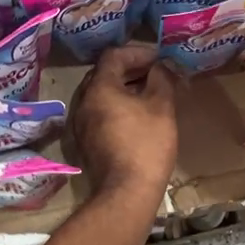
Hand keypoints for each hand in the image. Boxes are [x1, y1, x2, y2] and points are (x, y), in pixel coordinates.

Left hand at [69, 43, 177, 201]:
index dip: (138, 52)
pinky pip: (99, 112)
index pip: (113, 55)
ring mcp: (81, 123)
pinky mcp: (85, 141)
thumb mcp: (161, 106)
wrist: (126, 192)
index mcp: (98, 88)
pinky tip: (137, 115)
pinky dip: (116, 106)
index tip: (159, 59)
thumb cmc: (146, 144)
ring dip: (124, 88)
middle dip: (131, 69)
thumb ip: (162, 78)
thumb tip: (163, 65)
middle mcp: (83, 101)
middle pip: (104, 73)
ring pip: (101, 94)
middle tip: (156, 73)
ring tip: (150, 93)